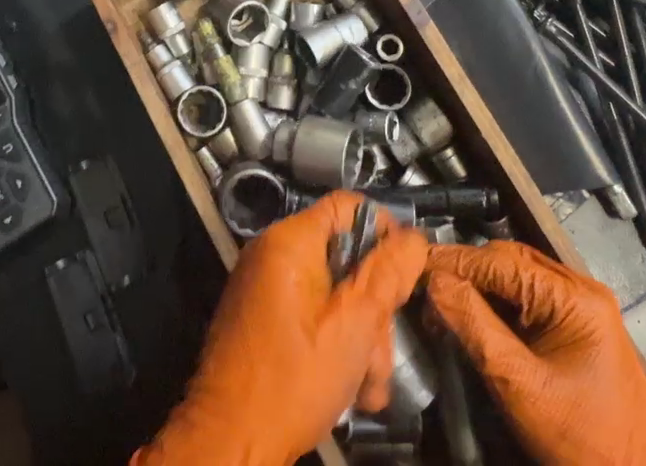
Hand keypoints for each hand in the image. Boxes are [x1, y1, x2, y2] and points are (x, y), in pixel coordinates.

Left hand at [136, 191, 427, 465]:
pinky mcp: (265, 317)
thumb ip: (387, 276)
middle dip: (373, 307)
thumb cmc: (290, 382)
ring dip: (360, 336)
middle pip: (346, 257)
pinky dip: (337, 344)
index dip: (385, 232)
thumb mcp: (354, 326)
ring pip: (335, 293)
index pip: (348, 207)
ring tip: (366, 382)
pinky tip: (350, 385)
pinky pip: (314, 314)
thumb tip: (413, 238)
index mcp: (289, 242)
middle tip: (379, 350)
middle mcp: (273, 255)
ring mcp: (266, 287)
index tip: (406, 272)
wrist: (232, 438)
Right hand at [424, 242, 645, 465]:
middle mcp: (582, 291)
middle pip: (510, 261)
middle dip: (465, 270)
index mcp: (575, 298)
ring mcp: (583, 309)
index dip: (454, 261)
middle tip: (426, 286)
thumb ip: (474, 325)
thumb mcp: (517, 383)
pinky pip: (530, 299)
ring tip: (444, 301)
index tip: (415, 265)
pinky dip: (498, 302)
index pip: (501, 261)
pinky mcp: (578, 328)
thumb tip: (435, 281)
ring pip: (518, 278)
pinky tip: (474, 317)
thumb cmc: (578, 437)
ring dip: (479, 285)